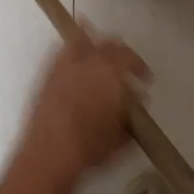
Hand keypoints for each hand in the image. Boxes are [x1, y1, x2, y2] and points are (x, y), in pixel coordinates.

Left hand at [12, 22, 150, 185]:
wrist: (48, 154)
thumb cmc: (89, 149)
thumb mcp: (121, 136)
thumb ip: (131, 113)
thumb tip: (139, 100)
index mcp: (111, 75)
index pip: (130, 59)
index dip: (140, 66)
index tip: (145, 78)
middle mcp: (89, 63)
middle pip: (109, 45)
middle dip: (122, 53)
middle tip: (127, 65)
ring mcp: (66, 64)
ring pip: (84, 39)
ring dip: (96, 43)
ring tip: (102, 51)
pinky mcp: (48, 72)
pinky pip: (62, 51)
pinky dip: (72, 46)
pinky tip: (74, 51)